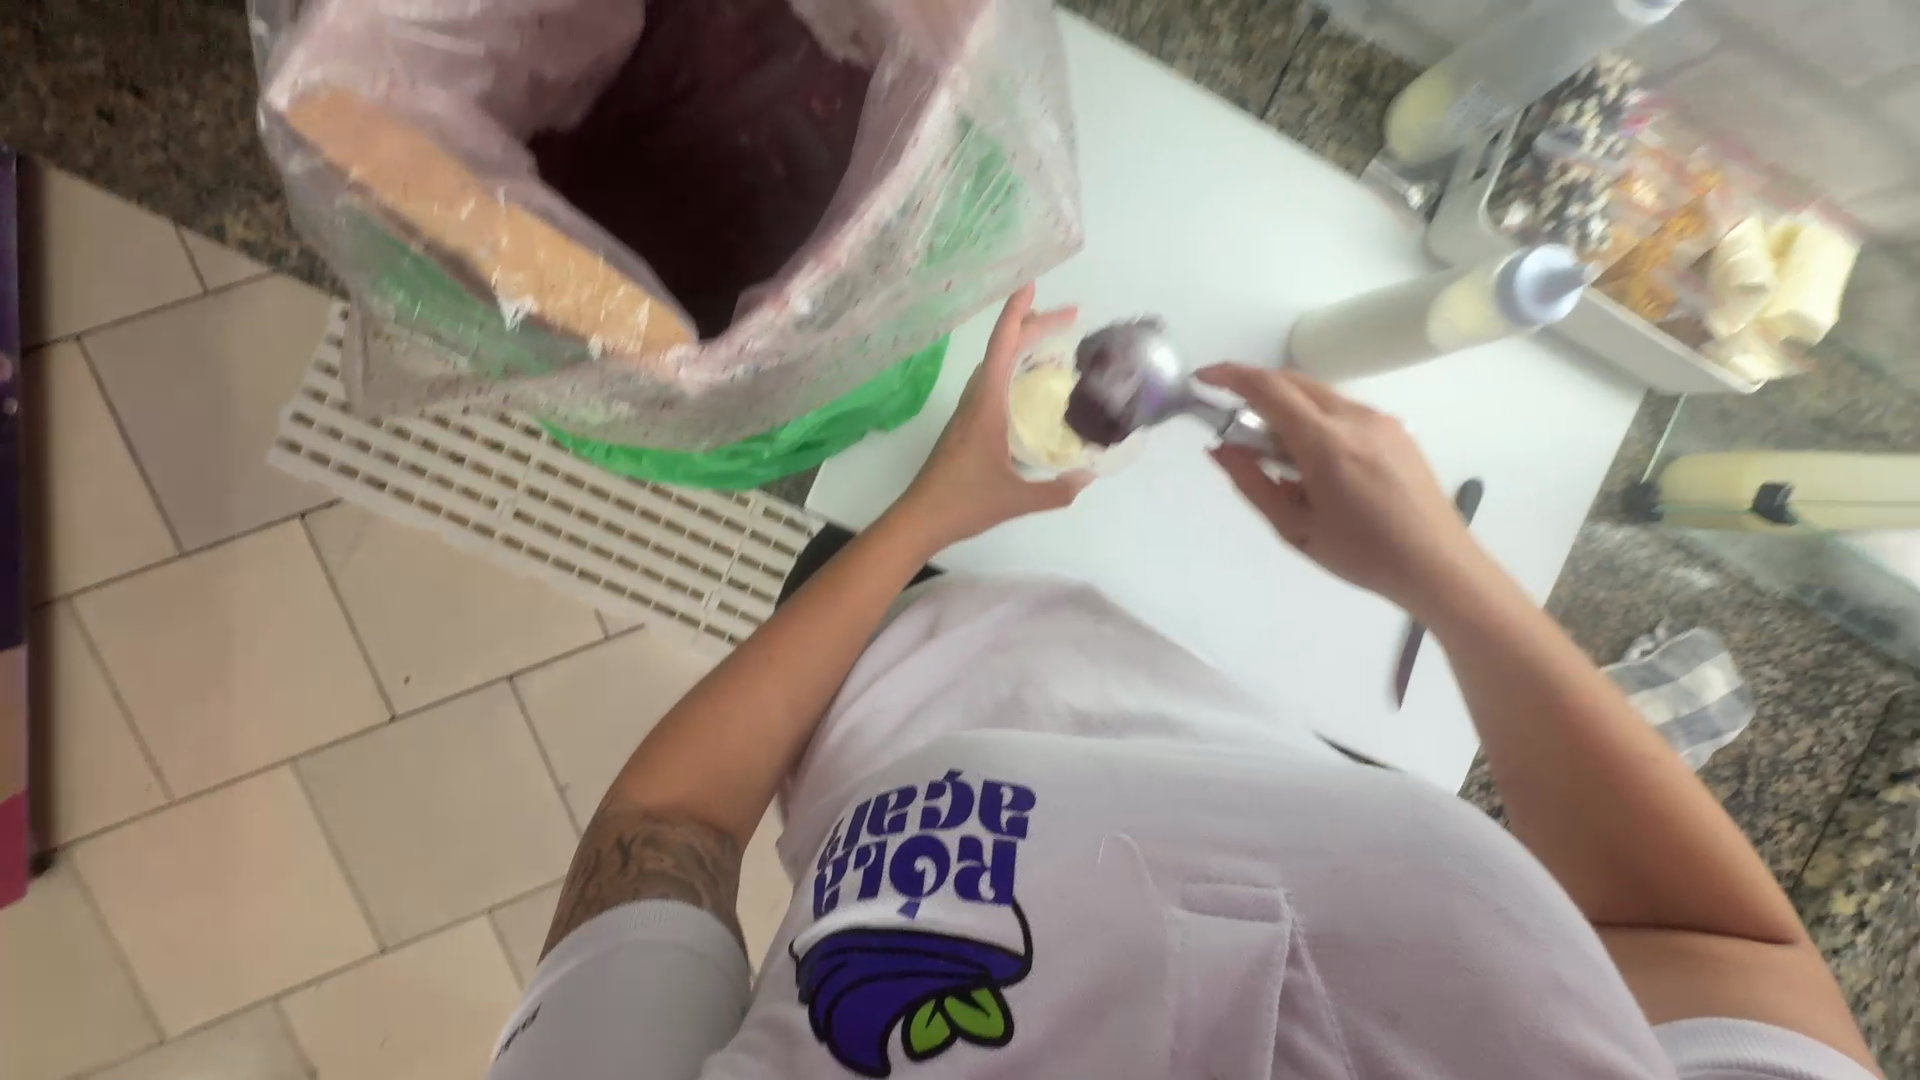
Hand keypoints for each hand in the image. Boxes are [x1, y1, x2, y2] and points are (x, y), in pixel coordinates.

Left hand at [890, 285, 1091, 548]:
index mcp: (986, 407)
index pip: (1002, 349)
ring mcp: (967, 414)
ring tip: (1055, 345)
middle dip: (1035, 327)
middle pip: (1002, 350)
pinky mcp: (965, 428)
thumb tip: (1089, 477)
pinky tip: (1030, 387)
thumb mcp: (1016, 501)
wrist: (919, 519)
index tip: (1032, 286)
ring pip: (995, 367)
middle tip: (1071, 316)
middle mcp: (975, 402)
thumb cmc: (963, 504)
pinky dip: (1014, 373)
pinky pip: (992, 385)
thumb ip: (1056, 491)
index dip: (1018, 315)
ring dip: (1022, 348)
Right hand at [1198, 364, 1494, 617]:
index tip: (1203, 379)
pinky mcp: (1395, 429)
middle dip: (1254, 390)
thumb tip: (1219, 448)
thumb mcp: (1293, 527)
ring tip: (1275, 458)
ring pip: (1317, 395)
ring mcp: (1380, 420)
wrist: (1439, 566)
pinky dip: (1311, 420)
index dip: (1230, 376)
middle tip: (1232, 425)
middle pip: (1292, 382)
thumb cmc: (1361, 555)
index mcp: (1326, 443)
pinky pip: (1340, 410)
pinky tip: (1312, 463)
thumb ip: (1251, 482)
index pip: (1268, 389)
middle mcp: (1355, 418)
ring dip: (1284, 409)